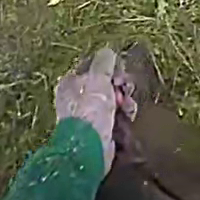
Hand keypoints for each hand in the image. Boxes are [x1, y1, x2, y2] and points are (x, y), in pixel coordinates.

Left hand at [54, 47, 127, 169]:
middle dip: (119, 87)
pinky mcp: (98, 130)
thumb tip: (108, 51)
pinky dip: (122, 117)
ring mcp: (87, 114)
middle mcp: (76, 97)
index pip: (93, 68)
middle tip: (126, 90)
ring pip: (111, 101)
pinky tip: (127, 118)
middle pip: (104, 84)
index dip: (110, 69)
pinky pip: (114, 118)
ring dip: (124, 102)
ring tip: (128, 107)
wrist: (89, 148)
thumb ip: (104, 64)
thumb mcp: (98, 80)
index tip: (121, 75)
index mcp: (71, 81)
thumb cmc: (90, 110)